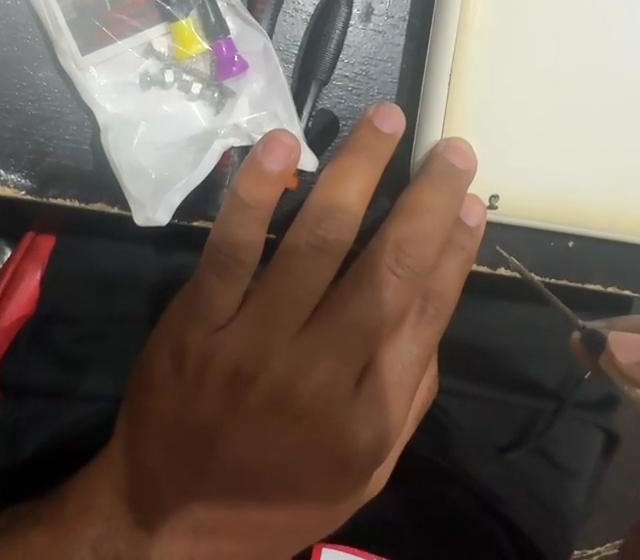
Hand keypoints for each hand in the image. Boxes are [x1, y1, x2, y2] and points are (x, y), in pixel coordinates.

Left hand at [72, 103, 486, 559]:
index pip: (427, 311)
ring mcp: (255, 340)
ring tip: (387, 121)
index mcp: (370, 413)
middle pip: (388, 266)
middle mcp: (322, 372)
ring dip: (357, 171)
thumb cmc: (276, 493)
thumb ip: (407, 390)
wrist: (167, 522)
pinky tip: (284, 144)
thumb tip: (438, 297)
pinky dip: (258, 192)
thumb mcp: (364, 468)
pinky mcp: (198, 320)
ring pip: (317, 240)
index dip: (456, 249)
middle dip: (426, 200)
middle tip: (451, 147)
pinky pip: (233, 246)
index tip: (472, 199)